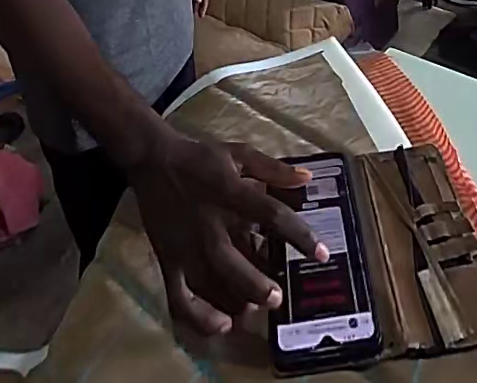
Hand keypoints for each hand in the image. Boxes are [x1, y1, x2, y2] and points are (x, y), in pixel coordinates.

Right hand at [129, 134, 326, 334]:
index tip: (322, 254)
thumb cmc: (201, 157)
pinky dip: (199, 318)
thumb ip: (272, 168)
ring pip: (211, 284)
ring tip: (255, 305)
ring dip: (236, 300)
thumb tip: (306, 178)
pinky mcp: (169, 260)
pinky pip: (180, 298)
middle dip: (259, 285)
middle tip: (278, 295)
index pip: (270, 214)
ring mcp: (186, 246)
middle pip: (235, 262)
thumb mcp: (238, 153)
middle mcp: (209, 223)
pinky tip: (222, 324)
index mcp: (230, 192)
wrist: (154, 159)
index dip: (299, 235)